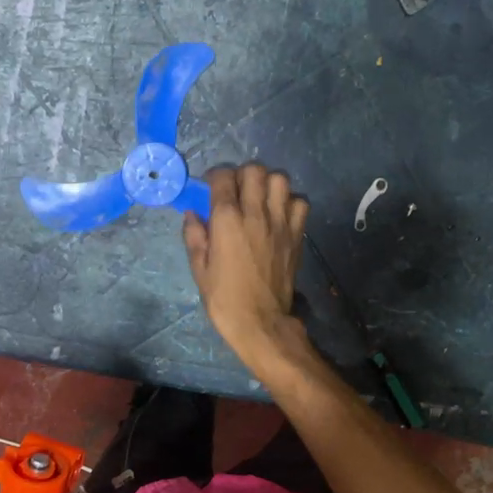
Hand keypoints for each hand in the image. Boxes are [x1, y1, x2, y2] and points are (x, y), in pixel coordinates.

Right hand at [184, 163, 310, 370]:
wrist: (261, 322)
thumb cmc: (224, 298)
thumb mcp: (199, 269)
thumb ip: (195, 236)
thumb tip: (192, 214)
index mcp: (226, 220)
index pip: (223, 177)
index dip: (216, 176)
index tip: (212, 186)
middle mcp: (255, 213)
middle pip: (254, 170)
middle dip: (243, 174)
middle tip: (237, 190)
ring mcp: (280, 223)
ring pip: (280, 180)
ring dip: (268, 183)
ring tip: (260, 198)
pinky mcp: (296, 235)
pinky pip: (300, 203)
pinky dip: (290, 202)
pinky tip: (279, 214)